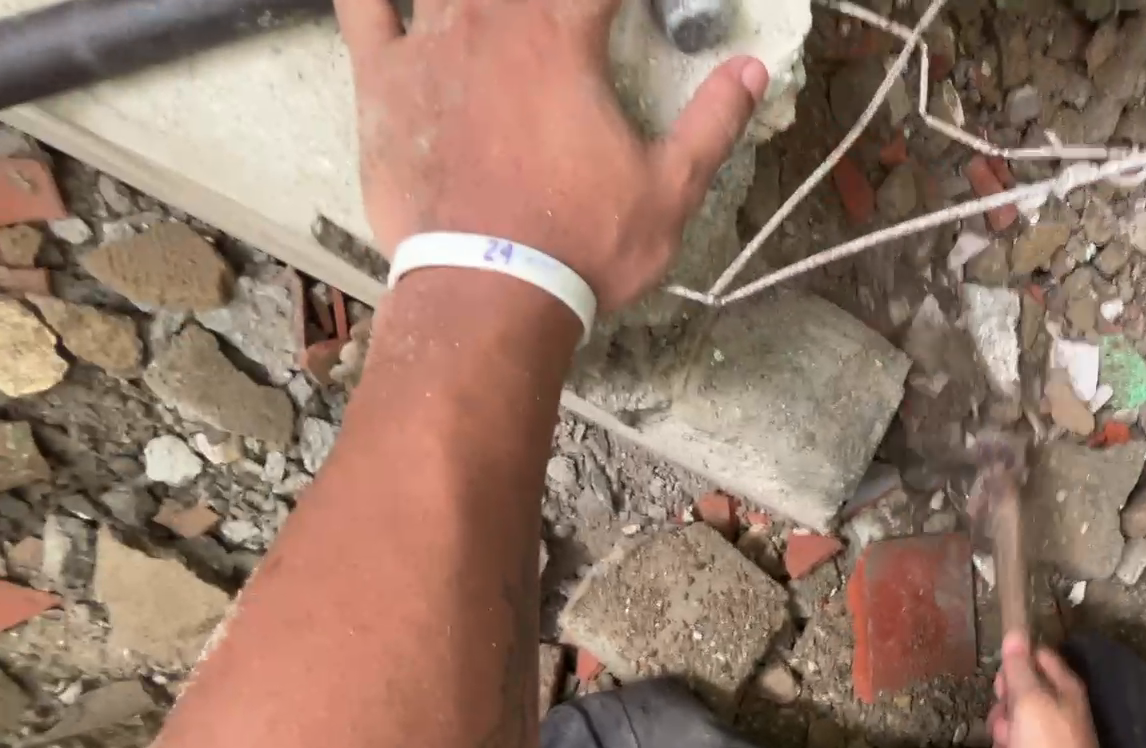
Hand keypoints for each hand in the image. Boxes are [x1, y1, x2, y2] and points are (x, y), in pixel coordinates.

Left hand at [334, 0, 768, 308]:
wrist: (494, 290)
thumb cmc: (590, 243)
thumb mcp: (671, 192)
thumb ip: (712, 123)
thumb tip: (753, 68)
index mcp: (561, 41)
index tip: (642, 8)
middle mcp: (489, 22)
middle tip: (574, 21)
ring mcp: (427, 45)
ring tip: (512, 17)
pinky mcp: (382, 81)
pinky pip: (361, 2)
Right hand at [990, 634, 1117, 747]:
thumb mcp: (1028, 703)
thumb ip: (1019, 669)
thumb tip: (1016, 632)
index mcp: (1063, 688)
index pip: (1036, 657)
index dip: (1014, 668)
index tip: (1002, 687)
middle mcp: (1061, 709)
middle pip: (1019, 696)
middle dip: (1002, 715)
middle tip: (1005, 729)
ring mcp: (1053, 739)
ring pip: (1014, 729)